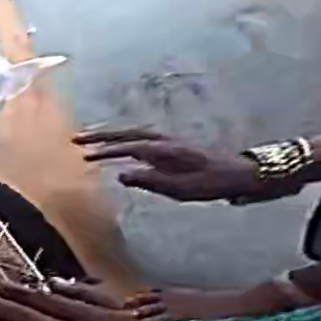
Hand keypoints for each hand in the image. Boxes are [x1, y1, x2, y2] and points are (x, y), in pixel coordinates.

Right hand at [74, 127, 270, 201]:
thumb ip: (149, 181)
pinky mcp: (172, 145)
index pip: (132, 147)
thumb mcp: (180, 187)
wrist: (244, 174)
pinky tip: (113, 143)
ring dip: (110, 134)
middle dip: (102, 135)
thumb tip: (120, 176)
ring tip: (87, 138)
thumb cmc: (210, 183)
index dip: (108, 151)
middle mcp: (168, 142)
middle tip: (75, 139)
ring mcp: (171, 142)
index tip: (84, 156)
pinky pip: (142, 137)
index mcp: (168, 151)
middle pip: (131, 133)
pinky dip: (123, 137)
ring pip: (136, 133)